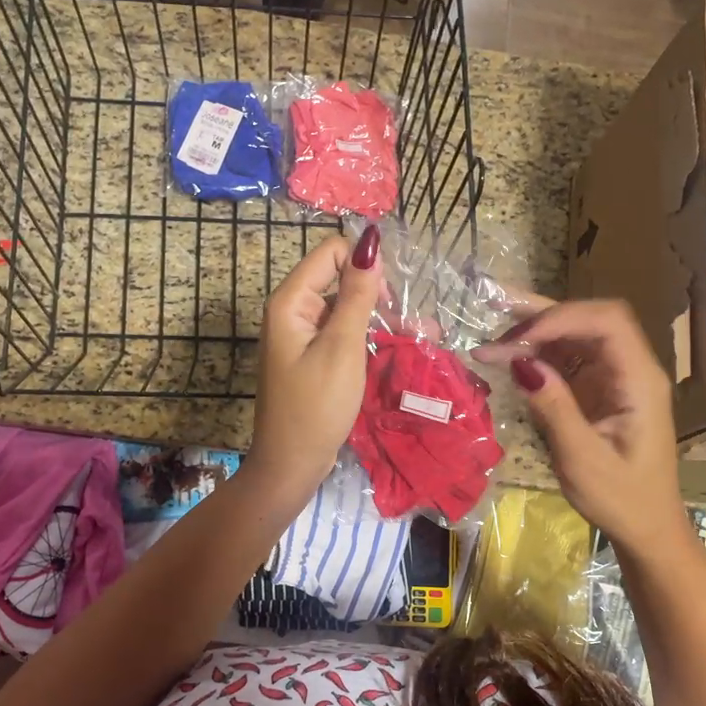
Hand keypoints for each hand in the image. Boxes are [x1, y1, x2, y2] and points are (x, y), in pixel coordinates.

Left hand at [248, 230, 384, 495]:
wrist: (291, 463)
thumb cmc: (316, 407)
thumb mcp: (342, 348)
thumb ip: (357, 295)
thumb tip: (370, 242)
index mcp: (291, 302)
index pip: (331, 253)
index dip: (364, 265)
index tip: (390, 300)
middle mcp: (291, 311)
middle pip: (338, 278)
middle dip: (375, 294)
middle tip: (408, 326)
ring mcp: (300, 335)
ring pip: (343, 307)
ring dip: (375, 317)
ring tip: (414, 338)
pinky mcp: (310, 357)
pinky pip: (340, 332)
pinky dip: (364, 337)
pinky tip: (391, 351)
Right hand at [472, 298, 685, 549]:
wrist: (646, 527)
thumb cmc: (621, 499)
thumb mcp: (582, 459)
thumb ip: (554, 408)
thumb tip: (520, 363)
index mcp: (639, 380)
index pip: (607, 323)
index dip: (561, 317)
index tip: (516, 338)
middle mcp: (630, 368)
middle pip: (590, 319)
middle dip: (542, 316)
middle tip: (492, 318)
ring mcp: (615, 377)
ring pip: (576, 335)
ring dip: (535, 332)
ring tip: (491, 336)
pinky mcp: (598, 390)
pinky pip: (568, 359)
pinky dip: (537, 354)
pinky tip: (507, 357)